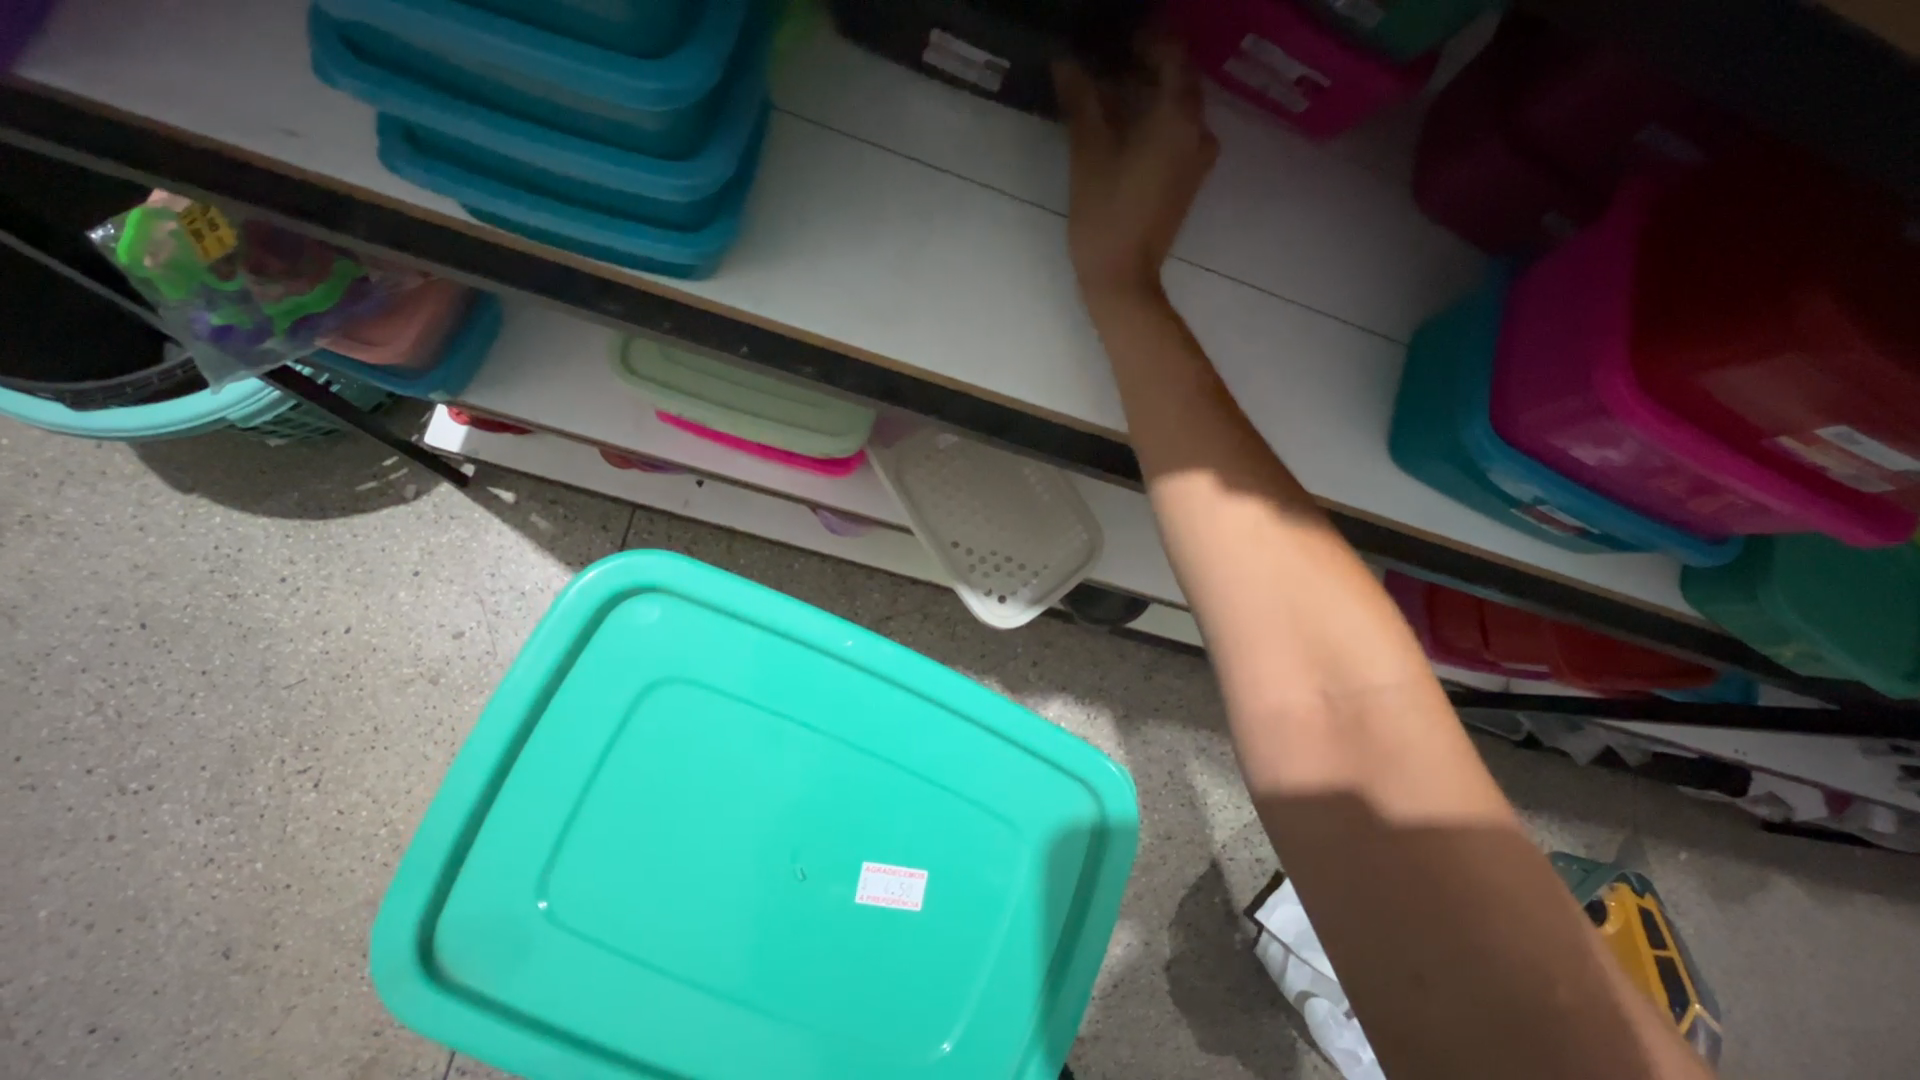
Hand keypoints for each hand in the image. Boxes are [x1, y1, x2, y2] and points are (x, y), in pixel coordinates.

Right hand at [1055, 41, 1218, 300]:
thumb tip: (1066, 62)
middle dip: (1143, 67)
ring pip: (1176, 109)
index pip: (1172, 55)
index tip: (1113, 41)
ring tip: (1105, 96)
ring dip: (1146, 96)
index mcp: (1179, 117)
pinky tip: (1120, 128)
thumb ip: (1081, 100)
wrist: (1124, 278)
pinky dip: (1152, 122)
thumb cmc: (1104, 215)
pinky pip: (1176, 134)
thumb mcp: (1088, 153)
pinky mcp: (1188, 180)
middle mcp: (1199, 131)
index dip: (1144, 41)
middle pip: (1177, 81)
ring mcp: (1197, 158)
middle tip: (1103, 65)